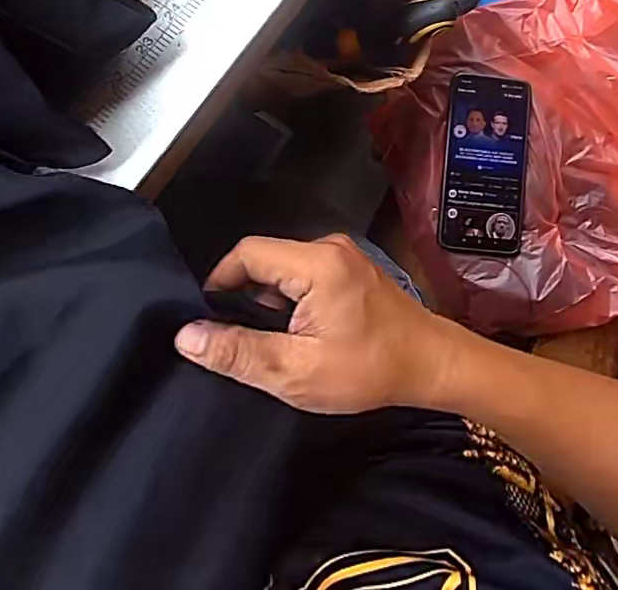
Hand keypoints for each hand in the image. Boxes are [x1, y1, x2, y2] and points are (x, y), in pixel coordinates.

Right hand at [173, 234, 465, 413]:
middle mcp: (329, 247)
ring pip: (284, 269)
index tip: (208, 318)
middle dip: (245, 296)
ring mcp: (342, 256)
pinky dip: (291, 300)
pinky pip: (304, 274)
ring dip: (270, 301)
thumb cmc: (370, 368)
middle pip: (265, 259)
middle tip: (241, 338)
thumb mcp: (296, 370)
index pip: (247, 252)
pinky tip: (298, 334)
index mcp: (317, 262)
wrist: (429, 363)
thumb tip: (188, 335)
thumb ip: (239, 351)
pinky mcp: (349, 269)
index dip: (220, 282)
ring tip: (273, 342)